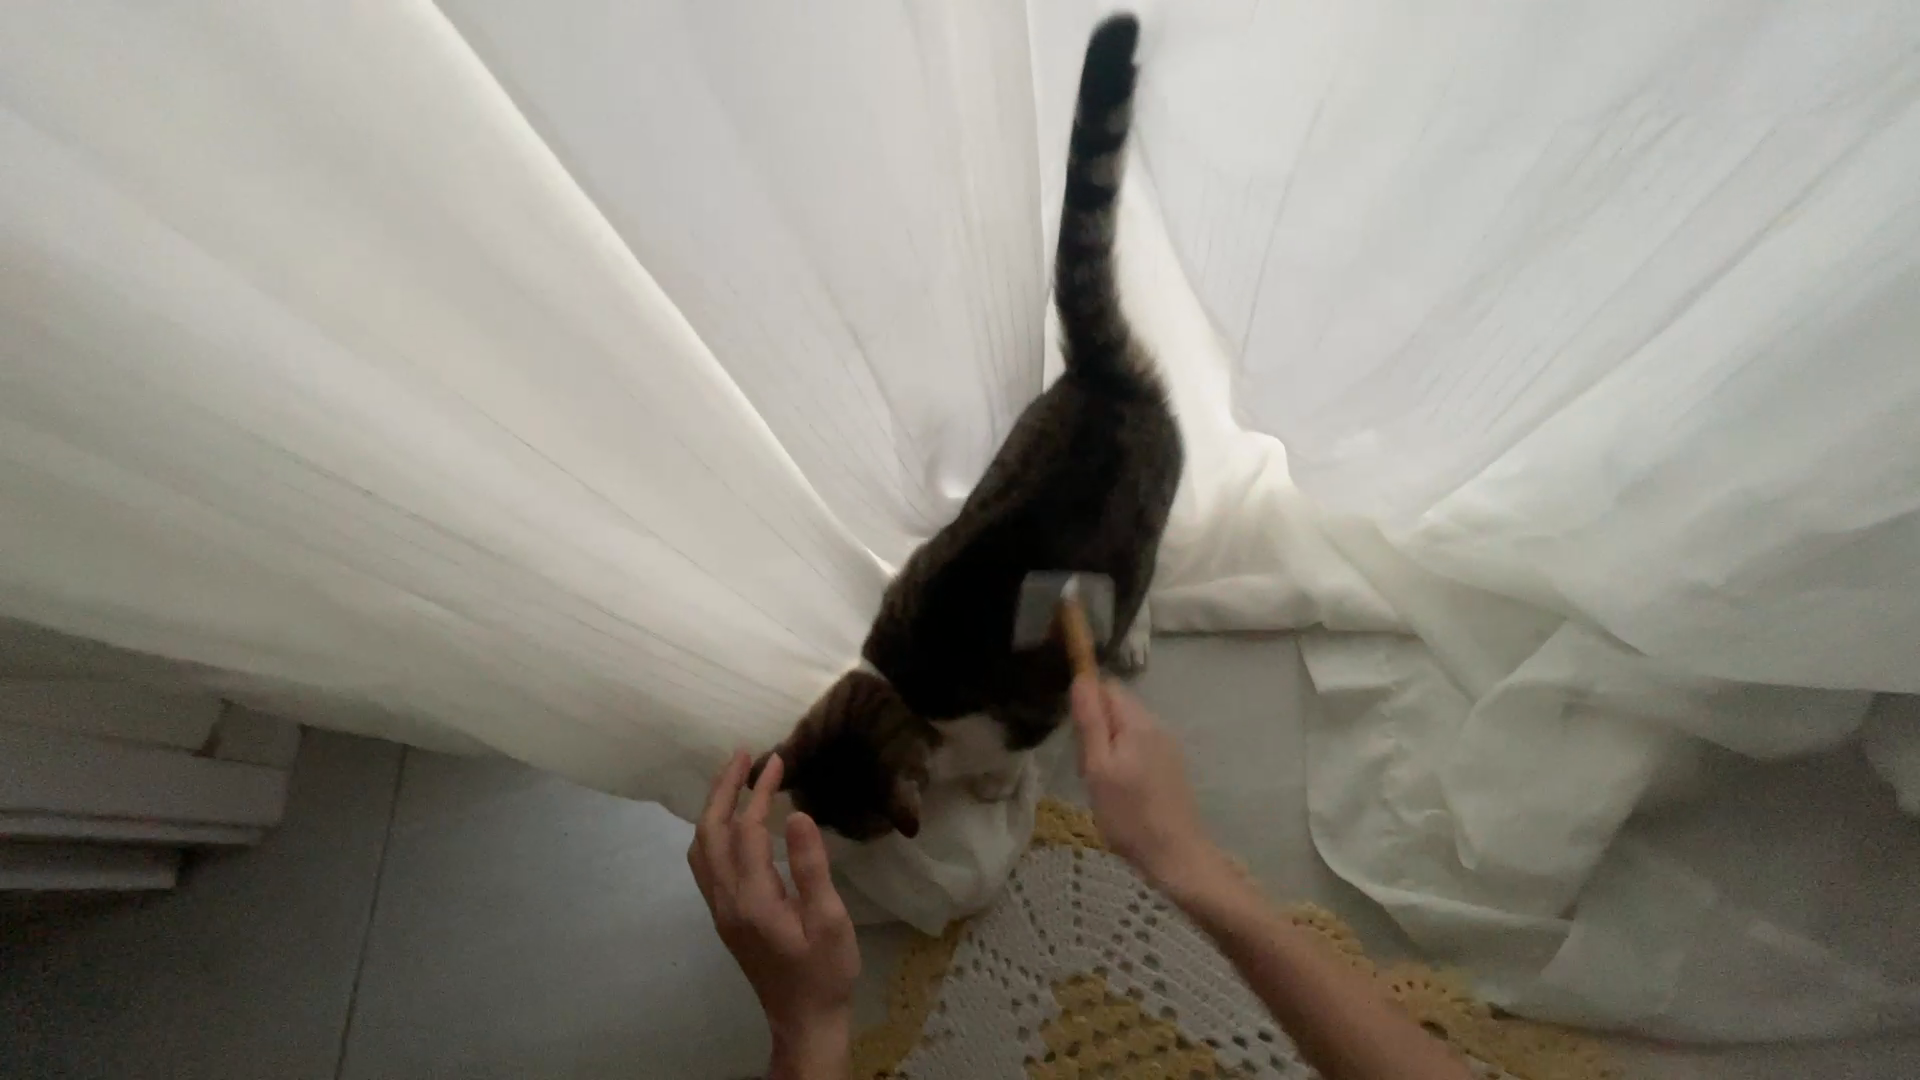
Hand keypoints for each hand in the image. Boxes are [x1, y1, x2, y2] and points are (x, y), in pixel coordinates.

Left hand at [689, 752, 858, 1076]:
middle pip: (710, 833)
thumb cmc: (825, 970)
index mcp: (752, 900)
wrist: (804, 1021)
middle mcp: (727, 901)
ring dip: (714, 807)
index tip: (777, 760)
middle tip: (743, 754)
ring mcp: (721, 910)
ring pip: (702, 848)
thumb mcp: (829, 919)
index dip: (760, 792)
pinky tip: (732, 820)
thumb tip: (797, 814)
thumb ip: (811, 866)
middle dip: (723, 789)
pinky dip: (713, 829)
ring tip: (735, 778)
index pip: (747, 830)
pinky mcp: (726, 916)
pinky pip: (706, 862)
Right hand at [1071, 675, 1228, 890]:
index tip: (1077, 737)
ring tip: (1103, 783)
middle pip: (1116, 707)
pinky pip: (1139, 747)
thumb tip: (1081, 679)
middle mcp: (1157, 725)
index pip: (1106, 688)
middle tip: (1088, 768)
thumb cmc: (1129, 814)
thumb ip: (1089, 720)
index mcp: (1139, 722)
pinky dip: (1123, 760)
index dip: (1086, 704)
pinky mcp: (1171, 765)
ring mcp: (1167, 746)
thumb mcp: (1097, 767)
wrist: (1176, 857)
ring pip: (1125, 729)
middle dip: (1096, 729)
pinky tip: (1121, 791)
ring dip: (1108, 747)